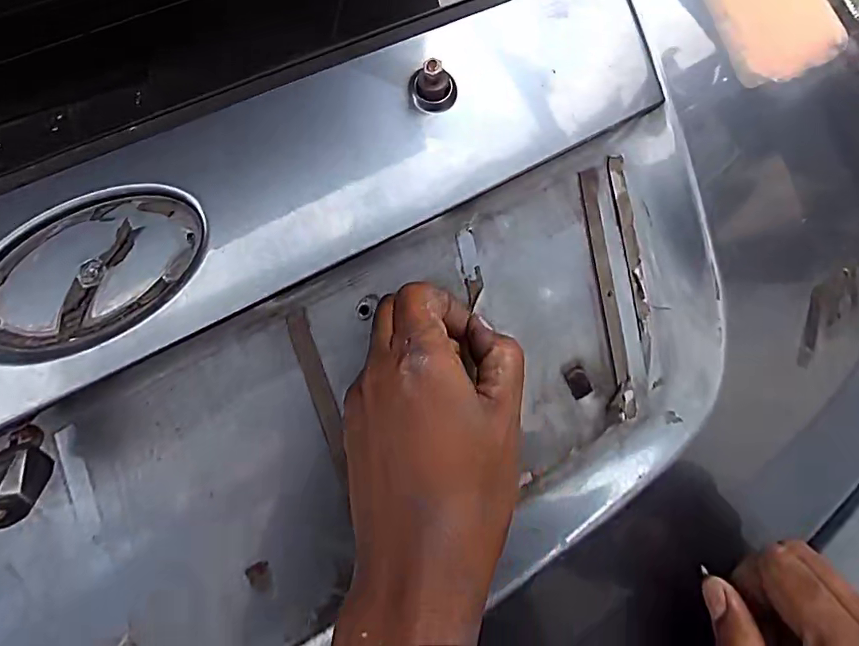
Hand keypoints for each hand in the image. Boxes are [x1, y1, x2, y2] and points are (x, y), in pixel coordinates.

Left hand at [333, 282, 525, 645]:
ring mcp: (362, 399)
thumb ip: (503, 360)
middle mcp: (380, 373)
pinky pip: (374, 380)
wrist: (417, 565)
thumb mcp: (505, 419)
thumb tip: (491, 341)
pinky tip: (427, 420)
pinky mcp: (354, 425)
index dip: (450, 304)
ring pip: (381, 344)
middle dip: (429, 317)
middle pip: (393, 309)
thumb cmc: (461, 502)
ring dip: (412, 348)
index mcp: (417, 361)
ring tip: (448, 391)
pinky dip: (397, 379)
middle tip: (460, 352)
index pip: (418, 293)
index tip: (470, 334)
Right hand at [704, 541, 858, 645]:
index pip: (777, 559)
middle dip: (767, 580)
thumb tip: (714, 588)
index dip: (744, 576)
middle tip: (752, 621)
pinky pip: (854, 608)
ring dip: (795, 599)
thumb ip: (740, 637)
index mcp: (848, 636)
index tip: (731, 607)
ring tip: (781, 640)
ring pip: (828, 580)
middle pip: (802, 556)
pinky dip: (825, 619)